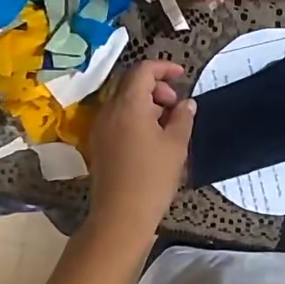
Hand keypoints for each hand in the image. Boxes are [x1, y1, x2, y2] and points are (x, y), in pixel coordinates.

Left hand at [85, 60, 194, 234]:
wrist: (120, 215)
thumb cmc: (152, 178)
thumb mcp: (176, 145)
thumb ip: (183, 118)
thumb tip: (186, 103)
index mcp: (128, 104)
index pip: (143, 70)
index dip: (164, 68)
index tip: (182, 76)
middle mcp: (109, 110)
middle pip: (130, 83)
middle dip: (156, 87)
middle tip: (176, 106)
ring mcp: (100, 127)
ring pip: (123, 101)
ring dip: (146, 103)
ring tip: (167, 125)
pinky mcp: (98, 143)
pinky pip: (116, 118)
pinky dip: (134, 117)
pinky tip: (150, 138)